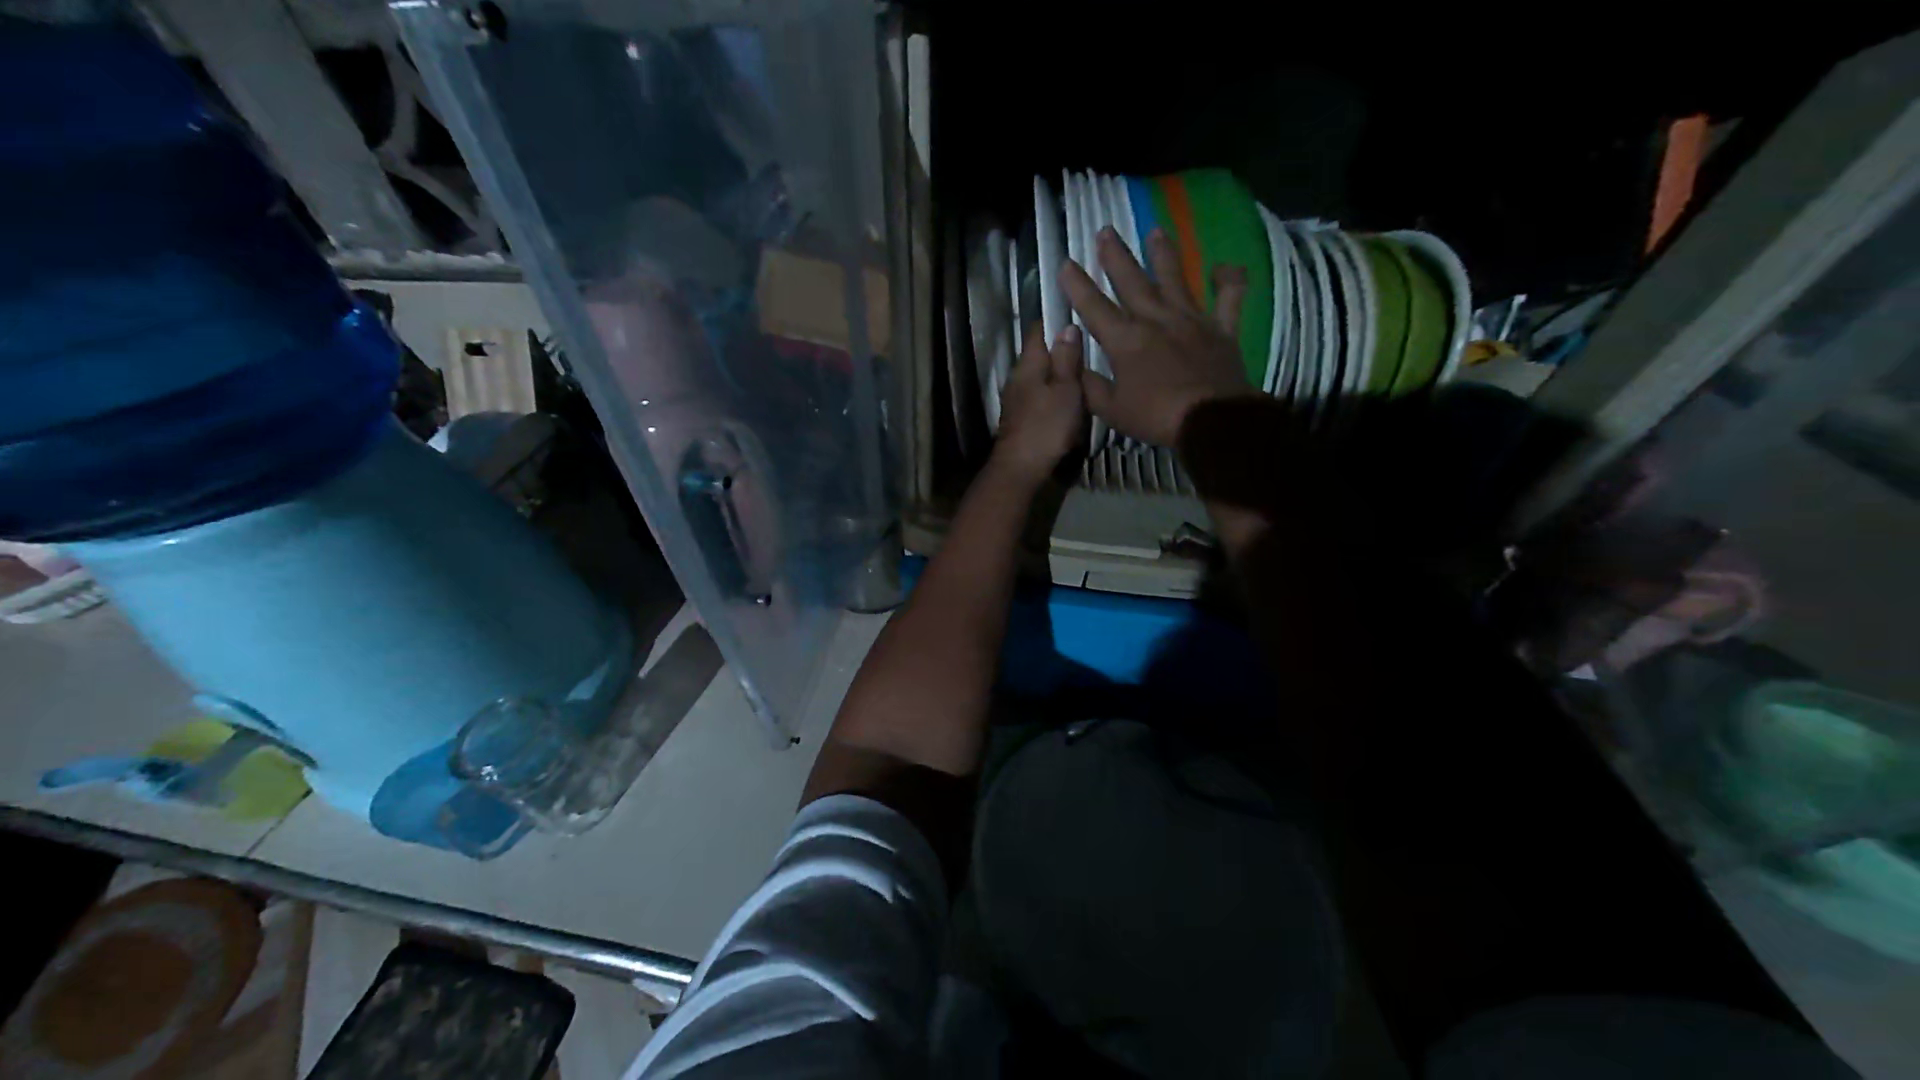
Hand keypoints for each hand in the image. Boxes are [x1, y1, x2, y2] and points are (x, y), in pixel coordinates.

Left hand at [990, 322, 1085, 485]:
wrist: (1021, 467)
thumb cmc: (1047, 425)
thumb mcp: (1066, 388)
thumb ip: (1067, 358)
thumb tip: (1066, 325)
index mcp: (1028, 363)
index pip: (1038, 329)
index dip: (1056, 321)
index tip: (1079, 319)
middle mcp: (1018, 376)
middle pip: (1041, 355)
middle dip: (1062, 352)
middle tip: (1091, 352)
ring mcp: (1016, 398)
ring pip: (1041, 377)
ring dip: (1060, 377)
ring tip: (1085, 378)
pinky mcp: (1020, 417)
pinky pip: (1040, 397)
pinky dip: (1054, 396)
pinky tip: (1070, 404)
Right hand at [1060, 226, 1254, 446]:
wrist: (1211, 422)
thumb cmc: (1155, 417)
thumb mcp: (1111, 410)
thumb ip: (1089, 385)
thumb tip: (1073, 364)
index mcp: (1125, 340)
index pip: (1093, 307)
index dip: (1077, 285)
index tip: (1066, 263)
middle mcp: (1155, 320)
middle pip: (1132, 282)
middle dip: (1115, 257)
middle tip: (1105, 231)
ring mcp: (1191, 320)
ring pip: (1175, 279)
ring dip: (1163, 254)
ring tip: (1155, 232)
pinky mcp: (1221, 329)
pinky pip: (1229, 299)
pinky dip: (1229, 281)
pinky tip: (1225, 266)